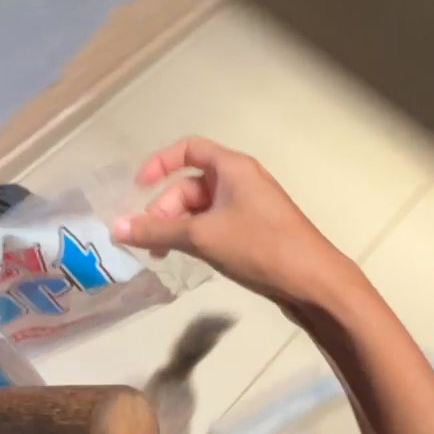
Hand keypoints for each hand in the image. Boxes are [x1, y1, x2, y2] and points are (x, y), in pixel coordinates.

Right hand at [112, 136, 360, 304]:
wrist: (316, 284)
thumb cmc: (260, 247)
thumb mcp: (201, 236)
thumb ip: (156, 231)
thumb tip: (116, 228)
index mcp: (232, 167)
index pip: (188, 149)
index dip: (159, 163)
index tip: (138, 188)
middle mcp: (241, 180)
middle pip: (190, 184)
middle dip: (164, 209)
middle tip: (149, 239)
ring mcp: (249, 207)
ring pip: (200, 208)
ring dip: (177, 227)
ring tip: (161, 254)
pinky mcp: (254, 231)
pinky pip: (214, 225)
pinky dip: (195, 236)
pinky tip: (186, 258)